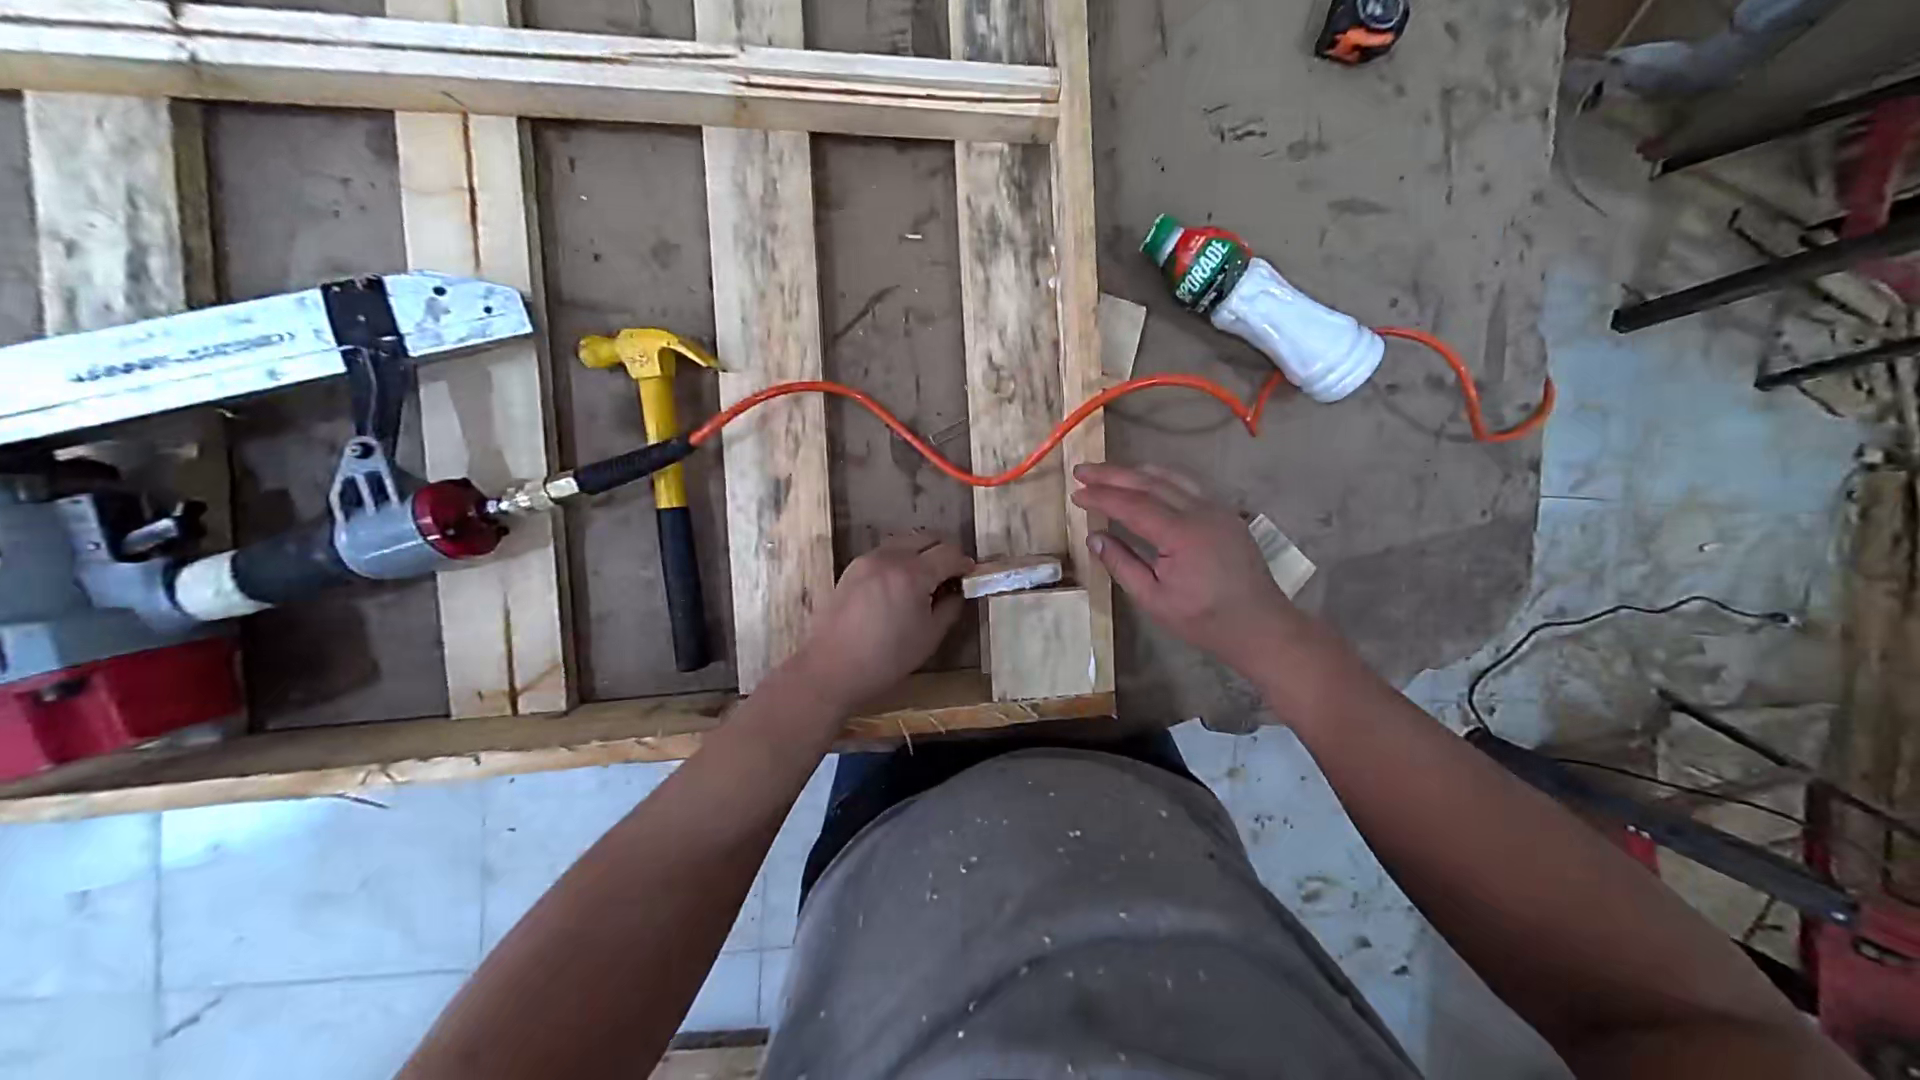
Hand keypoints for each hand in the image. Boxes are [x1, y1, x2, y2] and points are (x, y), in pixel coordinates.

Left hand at [784, 530, 972, 709]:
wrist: (831, 668)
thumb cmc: (886, 659)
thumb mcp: (929, 637)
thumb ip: (949, 607)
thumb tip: (957, 590)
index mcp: (912, 574)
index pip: (949, 552)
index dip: (964, 563)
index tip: (970, 576)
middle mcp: (889, 558)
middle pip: (926, 537)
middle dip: (944, 552)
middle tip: (951, 575)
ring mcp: (867, 560)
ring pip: (904, 542)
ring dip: (921, 553)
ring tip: (926, 580)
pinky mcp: (852, 568)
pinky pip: (884, 553)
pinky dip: (900, 560)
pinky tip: (900, 585)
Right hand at [1071, 463, 1304, 675]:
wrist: (1260, 625)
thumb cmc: (1203, 619)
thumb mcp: (1154, 599)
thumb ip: (1122, 564)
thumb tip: (1095, 538)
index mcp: (1181, 533)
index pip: (1132, 505)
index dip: (1101, 496)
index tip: (1076, 493)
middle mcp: (1200, 511)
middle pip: (1150, 482)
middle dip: (1112, 475)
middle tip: (1081, 471)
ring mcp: (1217, 509)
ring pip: (1171, 478)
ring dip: (1136, 472)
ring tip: (1108, 472)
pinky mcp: (1225, 514)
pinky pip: (1188, 486)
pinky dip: (1161, 479)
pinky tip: (1148, 481)